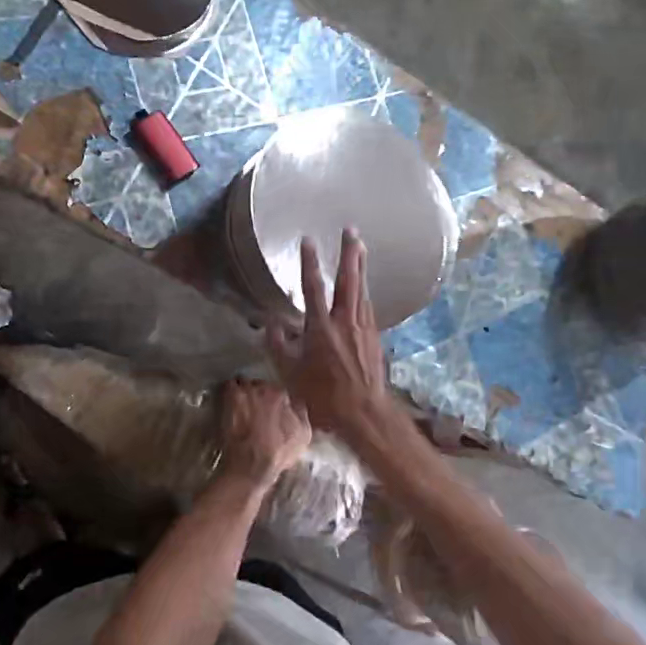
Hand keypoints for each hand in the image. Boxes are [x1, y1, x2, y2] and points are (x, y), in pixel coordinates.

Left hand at [218, 378, 311, 488]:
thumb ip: (300, 414)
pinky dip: (229, 389)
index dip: (275, 402)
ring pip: (245, 382)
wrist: (251, 464)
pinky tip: (227, 398)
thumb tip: (295, 404)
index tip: (272, 411)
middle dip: (259, 394)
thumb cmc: (278, 453)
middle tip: (256, 408)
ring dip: (243, 389)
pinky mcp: (230, 397)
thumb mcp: (302, 436)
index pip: (279, 392)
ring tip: (241, 402)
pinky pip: (229, 385)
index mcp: (283, 397)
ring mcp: (246, 391)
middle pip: (261, 385)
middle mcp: (265, 388)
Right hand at [266, 229, 390, 432]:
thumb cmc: (323, 396)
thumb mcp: (290, 374)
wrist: (365, 413)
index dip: (309, 263)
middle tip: (351, 231)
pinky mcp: (375, 337)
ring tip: (361, 248)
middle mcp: (345, 321)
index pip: (313, 288)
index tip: (308, 240)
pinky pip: (368, 305)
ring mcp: (363, 328)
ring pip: (361, 290)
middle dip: (349, 254)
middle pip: (348, 280)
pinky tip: (364, 287)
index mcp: (321, 328)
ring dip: (360, 267)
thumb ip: (279, 347)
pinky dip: (364, 290)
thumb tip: (270, 324)